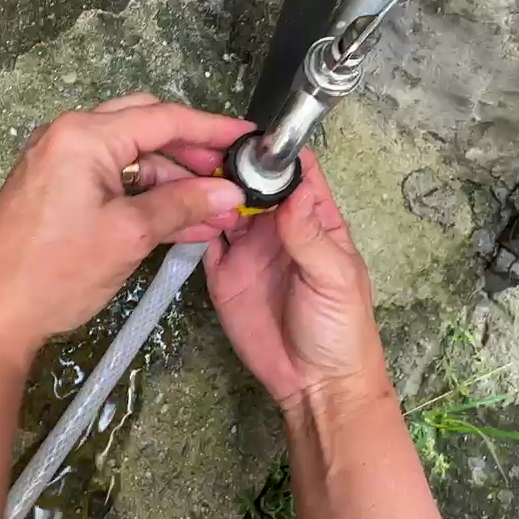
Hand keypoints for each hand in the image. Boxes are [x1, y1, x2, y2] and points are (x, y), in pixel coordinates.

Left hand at [0, 93, 251, 348]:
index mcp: (84, 135)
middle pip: (147, 129)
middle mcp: (70, 138)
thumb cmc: (54, 270)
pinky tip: (183, 222)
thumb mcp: (129, 234)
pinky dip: (147, 198)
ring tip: (217, 211)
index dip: (211, 128)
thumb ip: (182, 205)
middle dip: (192, 152)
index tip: (248, 138)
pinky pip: (114, 182)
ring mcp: (62, 164)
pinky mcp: (59, 192)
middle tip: (230, 174)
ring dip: (173, 182)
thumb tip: (229, 192)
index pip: (162, 119)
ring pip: (132, 160)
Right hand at [203, 150, 389, 411]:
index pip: (298, 174)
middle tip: (202, 144)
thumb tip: (294, 188)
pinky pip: (205, 240)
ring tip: (182, 165)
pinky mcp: (223, 273)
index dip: (278, 151)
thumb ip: (310, 235)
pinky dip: (192, 221)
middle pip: (254, 183)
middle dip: (233, 163)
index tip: (250, 133)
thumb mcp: (335, 278)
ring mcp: (248, 248)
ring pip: (225, 205)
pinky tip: (177, 204)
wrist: (314, 386)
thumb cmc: (341, 329)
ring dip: (208, 187)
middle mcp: (278, 227)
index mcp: (314, 220)